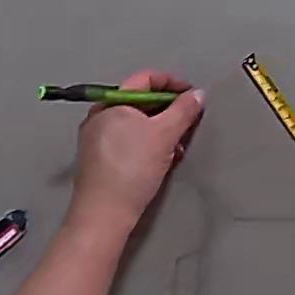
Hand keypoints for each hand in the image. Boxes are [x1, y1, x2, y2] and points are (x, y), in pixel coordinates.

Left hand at [67, 70, 203, 232]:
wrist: (104, 215)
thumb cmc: (132, 168)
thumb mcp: (165, 134)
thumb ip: (184, 110)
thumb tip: (198, 94)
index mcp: (112, 102)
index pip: (146, 78)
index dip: (173, 82)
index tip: (192, 96)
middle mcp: (100, 115)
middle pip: (142, 101)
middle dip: (169, 110)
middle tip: (188, 123)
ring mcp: (97, 138)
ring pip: (137, 123)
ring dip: (161, 130)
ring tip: (176, 146)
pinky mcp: (98, 160)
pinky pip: (128, 140)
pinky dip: (147, 144)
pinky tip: (161, 160)